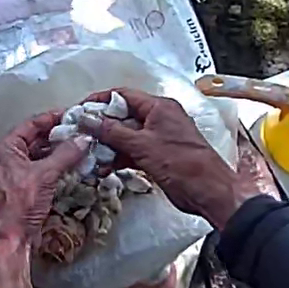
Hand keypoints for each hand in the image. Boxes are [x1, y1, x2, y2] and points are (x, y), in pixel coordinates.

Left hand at [0, 111, 90, 287]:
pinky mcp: (26, 190)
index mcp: (6, 149)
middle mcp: (9, 159)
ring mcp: (17, 175)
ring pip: (43, 157)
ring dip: (62, 153)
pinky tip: (76, 167)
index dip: (52, 118)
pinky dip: (60, 168)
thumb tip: (84, 138)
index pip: (31, 125)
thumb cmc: (18, 204)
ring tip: (84, 147)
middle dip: (60, 136)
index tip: (73, 114)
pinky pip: (45, 172)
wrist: (9, 238)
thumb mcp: (44, 174)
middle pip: (37, 140)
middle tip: (83, 132)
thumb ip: (65, 154)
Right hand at [79, 89, 280, 228]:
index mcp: (159, 107)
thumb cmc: (182, 164)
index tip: (80, 110)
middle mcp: (159, 119)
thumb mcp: (142, 145)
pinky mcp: (157, 156)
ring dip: (107, 146)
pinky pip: (131, 152)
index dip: (100, 101)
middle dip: (101, 126)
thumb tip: (86, 118)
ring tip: (90, 156)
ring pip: (125, 136)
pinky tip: (104, 169)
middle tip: (80, 135)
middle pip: (122, 116)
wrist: (209, 192)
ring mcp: (158, 138)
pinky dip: (118, 158)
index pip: (123, 95)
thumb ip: (112, 132)